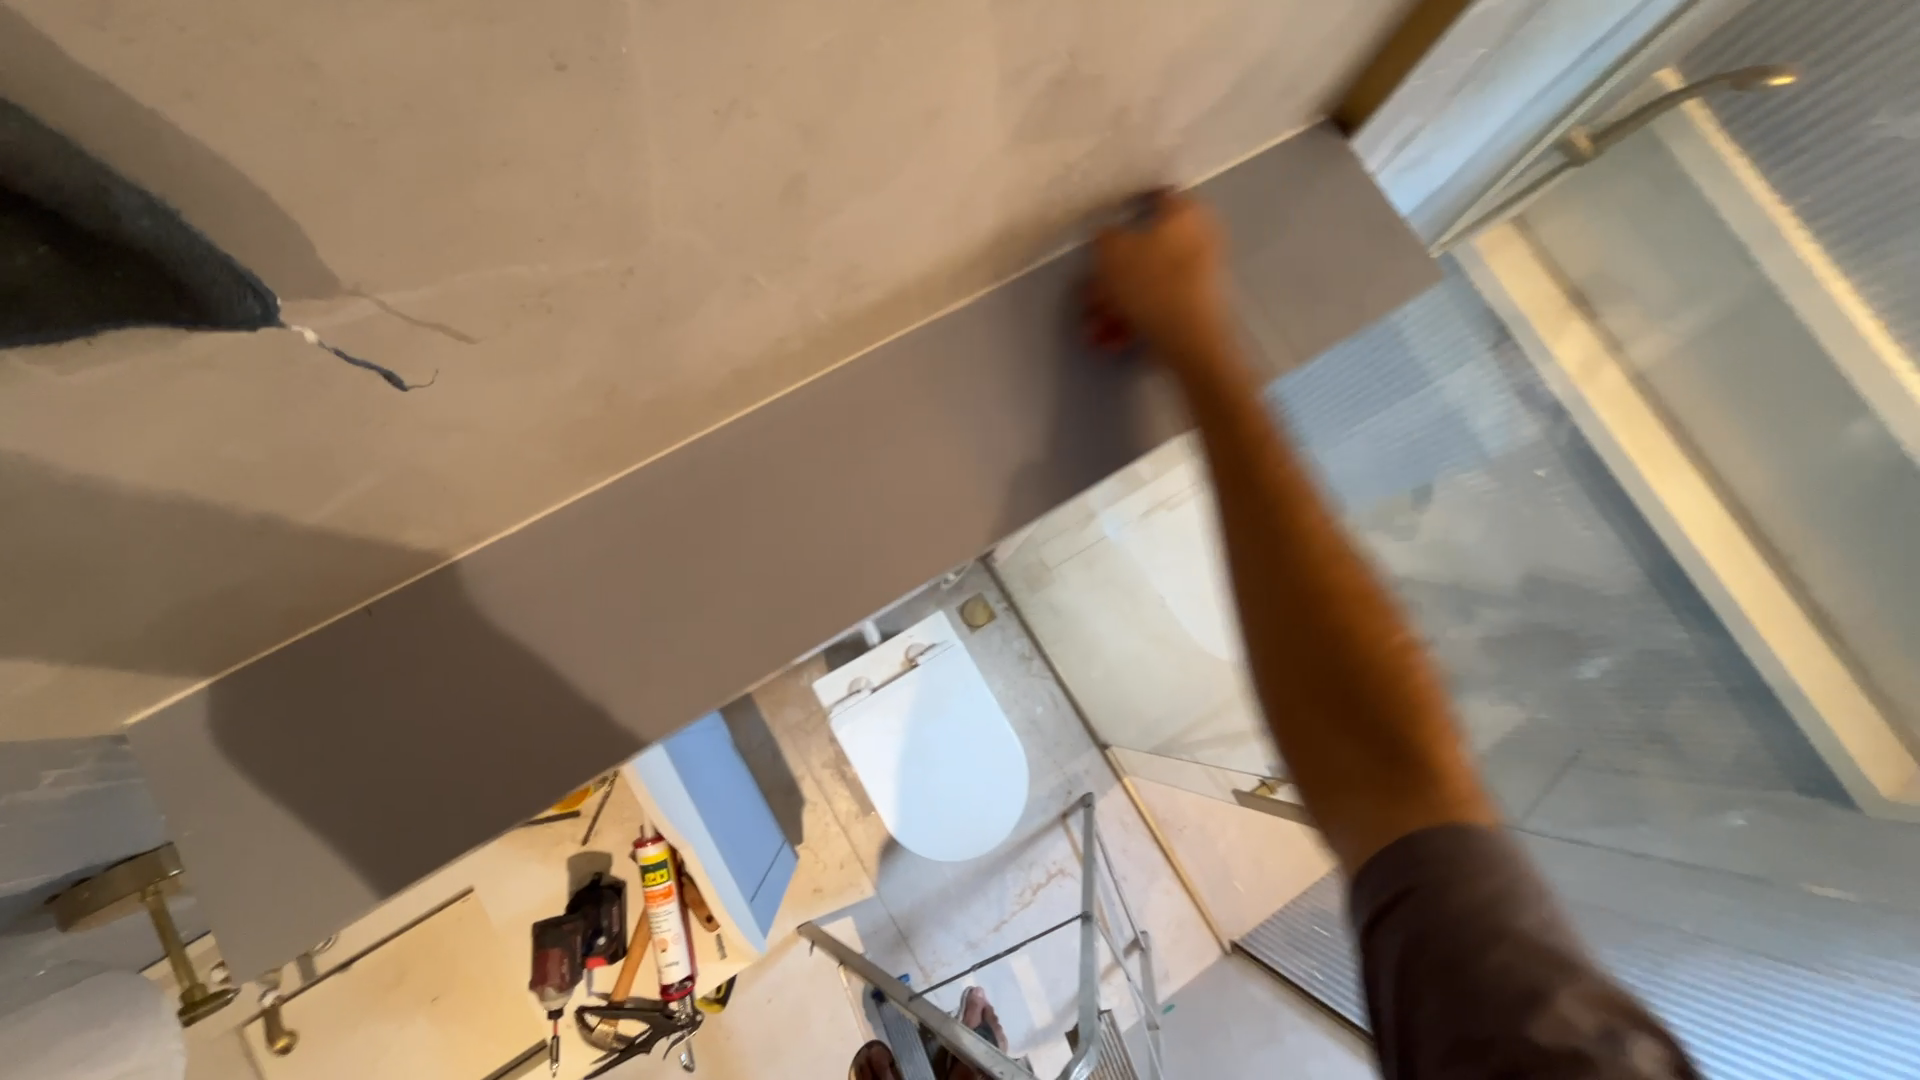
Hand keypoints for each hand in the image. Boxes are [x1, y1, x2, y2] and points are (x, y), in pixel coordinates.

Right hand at [1088, 190, 1232, 371]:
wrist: (1187, 337)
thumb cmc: (1150, 282)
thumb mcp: (1110, 251)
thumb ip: (1104, 238)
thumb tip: (1108, 238)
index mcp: (1184, 212)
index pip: (1154, 198)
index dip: (1125, 210)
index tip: (1105, 231)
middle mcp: (1198, 238)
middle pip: (1143, 253)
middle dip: (1109, 281)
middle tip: (1088, 299)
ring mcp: (1199, 276)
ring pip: (1145, 285)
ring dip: (1114, 308)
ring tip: (1095, 331)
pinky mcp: (1194, 308)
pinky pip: (1157, 307)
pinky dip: (1132, 322)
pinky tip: (1112, 340)